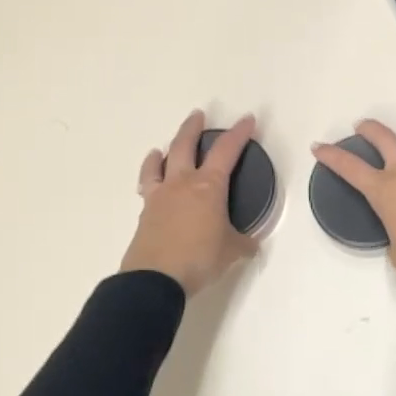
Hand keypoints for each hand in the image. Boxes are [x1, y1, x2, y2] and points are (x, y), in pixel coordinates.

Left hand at [121, 110, 259, 294]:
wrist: (155, 279)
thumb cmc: (200, 259)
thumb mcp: (232, 251)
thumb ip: (243, 242)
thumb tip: (250, 243)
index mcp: (208, 187)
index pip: (227, 151)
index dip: (239, 133)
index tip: (248, 120)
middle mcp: (182, 184)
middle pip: (184, 146)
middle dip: (193, 128)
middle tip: (198, 115)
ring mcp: (159, 197)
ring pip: (158, 164)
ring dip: (163, 151)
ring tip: (162, 148)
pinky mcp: (145, 214)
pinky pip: (148, 187)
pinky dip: (151, 178)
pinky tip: (153, 184)